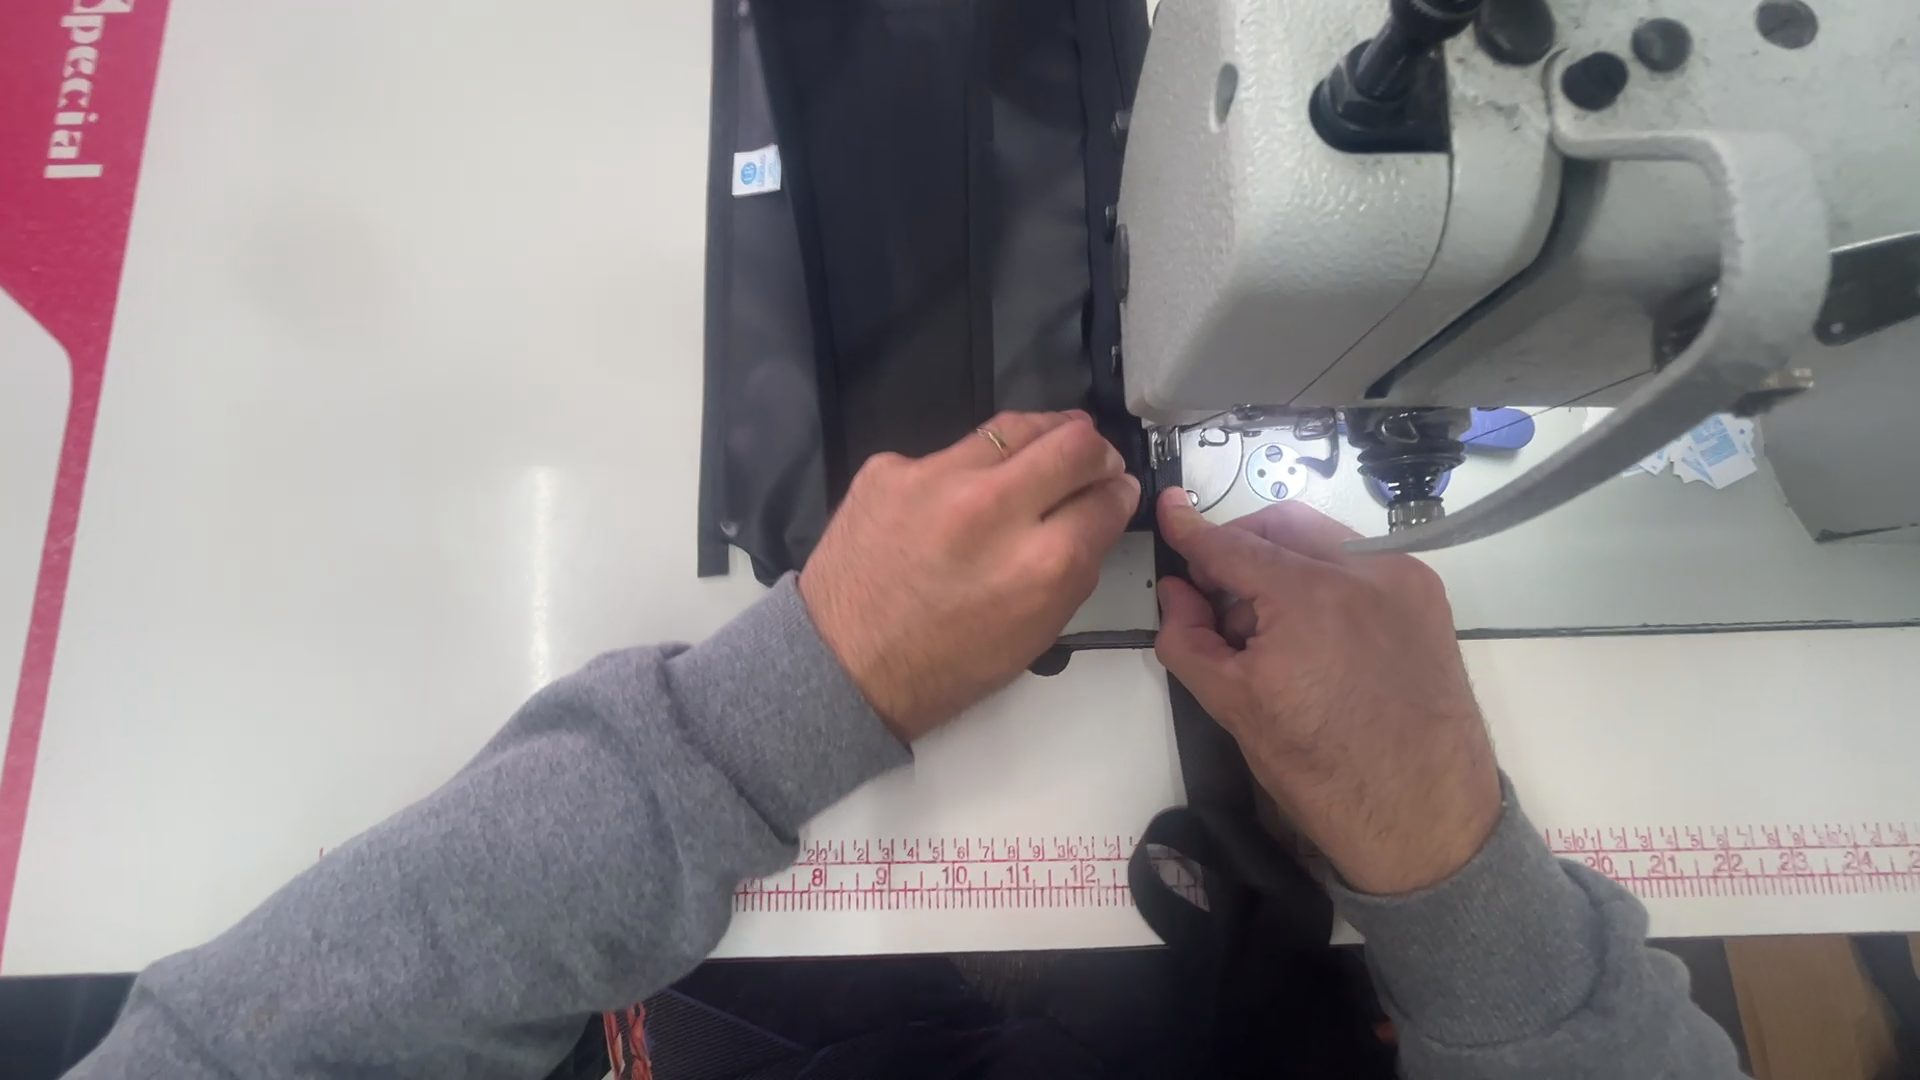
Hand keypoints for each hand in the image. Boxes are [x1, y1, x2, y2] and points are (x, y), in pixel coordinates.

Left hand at [800, 412, 1139, 740]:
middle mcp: (993, 509)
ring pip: (1015, 426)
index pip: (1107, 498)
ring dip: (1041, 438)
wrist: (841, 665)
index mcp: (1040, 564)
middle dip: (1095, 450)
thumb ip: (1076, 568)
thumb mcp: (1034, 635)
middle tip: (1092, 460)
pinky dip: (966, 469)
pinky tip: (958, 494)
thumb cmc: (943, 666)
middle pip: (1074, 443)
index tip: (1114, 489)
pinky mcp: (890, 467)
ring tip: (1044, 450)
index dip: (1119, 491)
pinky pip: (950, 451)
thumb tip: (1098, 513)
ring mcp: (936, 479)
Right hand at [1153, 489, 1500, 895]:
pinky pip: (1355, 562)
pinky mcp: (1426, 598)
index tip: (1169, 508)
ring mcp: (1405, 580)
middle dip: (1237, 547)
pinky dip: (1318, 578)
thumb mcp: (1230, 703)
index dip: (1191, 528)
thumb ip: (1186, 636)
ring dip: (1277, 562)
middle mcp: (1367, 570)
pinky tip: (1308, 631)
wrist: (1424, 820)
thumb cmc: (1320, 769)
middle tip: (1214, 596)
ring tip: (1266, 627)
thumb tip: (1175, 591)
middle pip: (1279, 524)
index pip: (1233, 546)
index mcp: (1312, 597)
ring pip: (1319, 538)